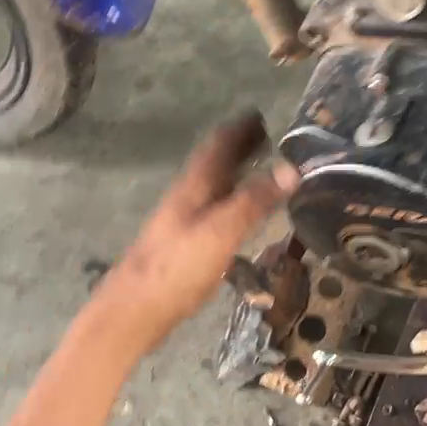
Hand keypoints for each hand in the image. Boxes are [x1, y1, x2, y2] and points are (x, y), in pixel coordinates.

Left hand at [86, 112, 297, 356]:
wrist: (134, 310)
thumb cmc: (177, 268)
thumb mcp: (221, 231)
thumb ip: (255, 200)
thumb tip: (292, 168)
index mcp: (194, 187)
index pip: (219, 146)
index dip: (240, 129)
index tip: (262, 115)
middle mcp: (187, 198)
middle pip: (215, 164)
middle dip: (239, 149)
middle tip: (267, 139)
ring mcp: (182, 223)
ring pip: (213, 188)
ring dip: (236, 176)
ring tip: (261, 173)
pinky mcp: (183, 247)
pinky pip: (213, 213)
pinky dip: (231, 204)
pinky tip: (239, 219)